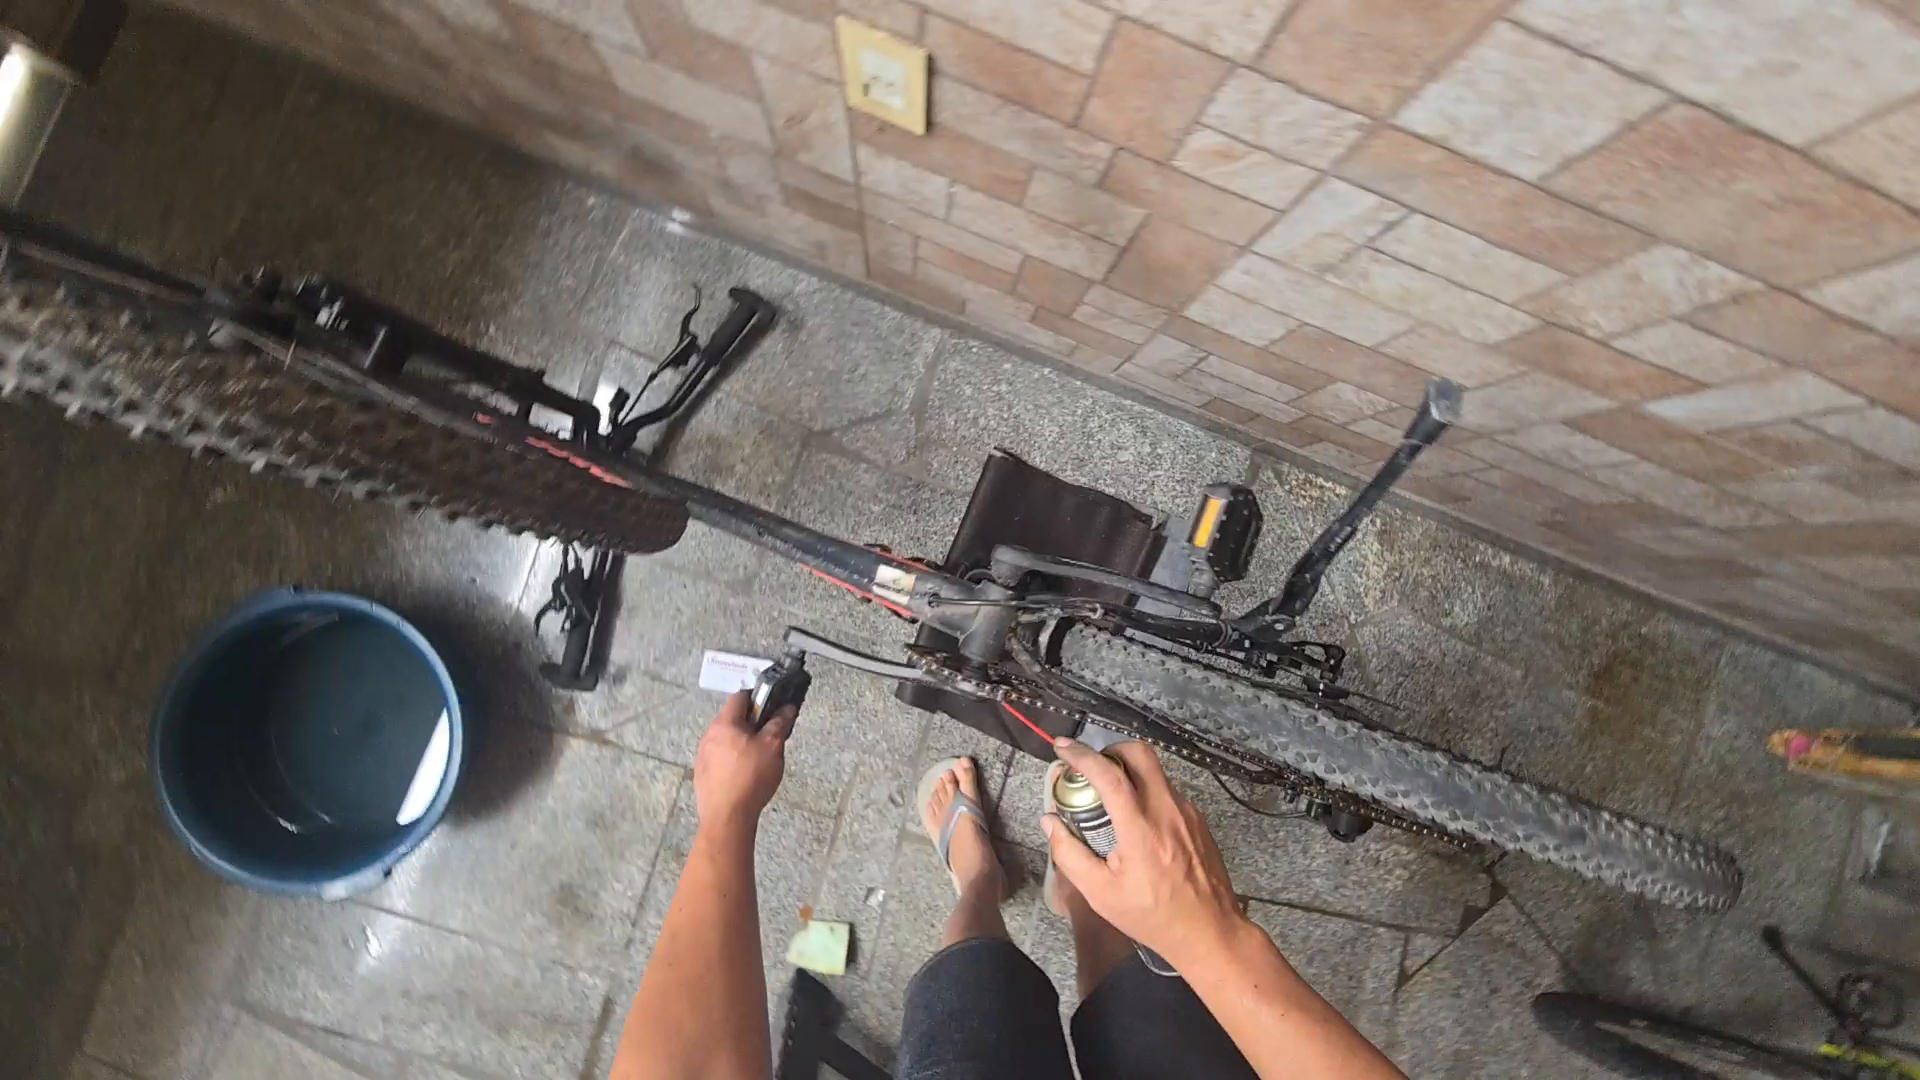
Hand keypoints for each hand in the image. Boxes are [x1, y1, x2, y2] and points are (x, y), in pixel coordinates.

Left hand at [692, 692, 793, 833]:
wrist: (727, 817)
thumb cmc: (751, 776)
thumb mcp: (773, 746)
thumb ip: (780, 723)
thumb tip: (787, 707)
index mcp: (724, 723)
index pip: (740, 697)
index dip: (758, 698)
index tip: (773, 709)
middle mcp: (709, 735)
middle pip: (732, 719)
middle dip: (751, 723)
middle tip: (769, 737)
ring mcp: (702, 756)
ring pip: (725, 739)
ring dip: (741, 742)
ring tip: (758, 759)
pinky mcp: (701, 775)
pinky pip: (719, 758)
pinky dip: (732, 759)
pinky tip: (743, 775)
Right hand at [1043, 738, 1248, 969]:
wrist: (1211, 933)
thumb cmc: (1153, 917)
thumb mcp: (1101, 895)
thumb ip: (1069, 854)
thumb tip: (1050, 821)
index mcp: (1141, 830)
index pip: (1109, 775)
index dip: (1082, 755)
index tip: (1062, 747)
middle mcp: (1166, 811)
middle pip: (1139, 753)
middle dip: (1110, 749)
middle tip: (1093, 766)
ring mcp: (1186, 812)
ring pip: (1155, 769)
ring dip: (1128, 769)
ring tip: (1111, 795)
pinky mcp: (1197, 818)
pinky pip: (1167, 789)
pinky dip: (1146, 790)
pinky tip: (1137, 818)